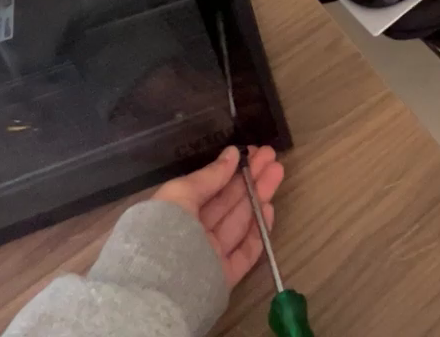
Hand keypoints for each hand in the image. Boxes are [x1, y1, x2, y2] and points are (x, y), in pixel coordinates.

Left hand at [153, 144, 285, 288]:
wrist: (162, 287)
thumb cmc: (165, 231)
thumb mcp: (180, 193)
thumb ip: (208, 176)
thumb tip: (232, 154)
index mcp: (177, 215)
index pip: (209, 189)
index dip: (231, 169)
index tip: (252, 151)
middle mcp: (193, 235)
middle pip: (228, 203)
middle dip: (250, 177)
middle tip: (271, 155)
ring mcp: (209, 257)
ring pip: (240, 222)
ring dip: (259, 195)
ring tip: (277, 170)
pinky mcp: (224, 276)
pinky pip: (245, 252)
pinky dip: (259, 231)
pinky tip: (270, 208)